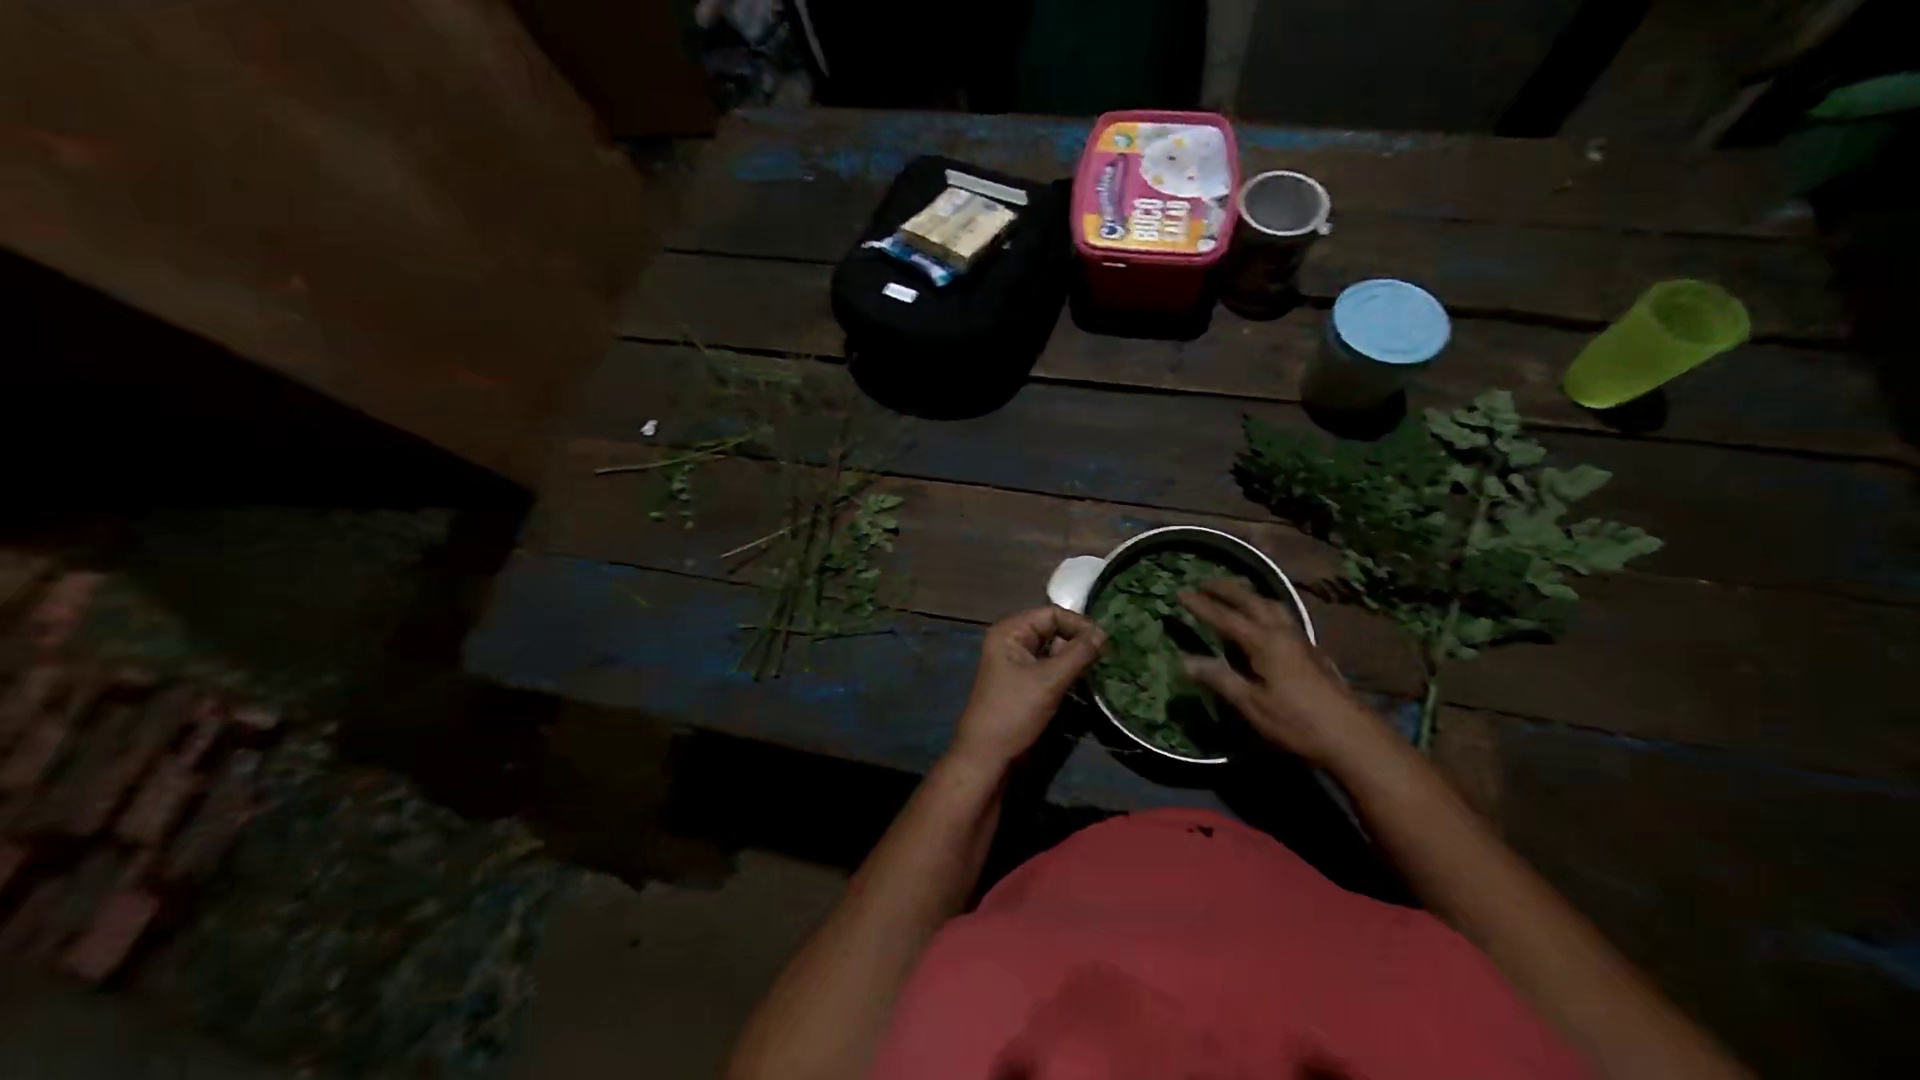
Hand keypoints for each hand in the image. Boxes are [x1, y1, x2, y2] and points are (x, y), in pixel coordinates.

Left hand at [949, 606, 1105, 769]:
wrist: (988, 753)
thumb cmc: (1014, 711)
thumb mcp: (1050, 680)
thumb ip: (1078, 653)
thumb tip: (1104, 633)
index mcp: (1010, 631)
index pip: (1052, 613)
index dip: (1079, 624)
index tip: (1105, 642)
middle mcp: (1011, 640)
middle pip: (1053, 628)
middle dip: (1078, 639)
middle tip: (1105, 655)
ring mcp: (1016, 661)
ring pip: (1053, 649)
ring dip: (1074, 656)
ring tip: (1097, 667)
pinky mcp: (1023, 681)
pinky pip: (1049, 666)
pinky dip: (1066, 670)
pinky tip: (1082, 680)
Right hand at [1177, 579, 1384, 766]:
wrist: (1352, 737)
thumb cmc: (1297, 723)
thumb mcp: (1252, 704)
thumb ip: (1220, 679)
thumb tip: (1186, 661)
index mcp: (1264, 643)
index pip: (1225, 617)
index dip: (1201, 605)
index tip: (1180, 593)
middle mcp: (1283, 634)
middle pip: (1252, 602)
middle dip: (1227, 590)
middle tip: (1204, 582)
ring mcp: (1301, 641)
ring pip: (1272, 606)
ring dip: (1250, 596)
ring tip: (1234, 594)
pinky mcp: (1312, 653)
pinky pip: (1284, 618)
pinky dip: (1266, 609)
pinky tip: (1265, 621)